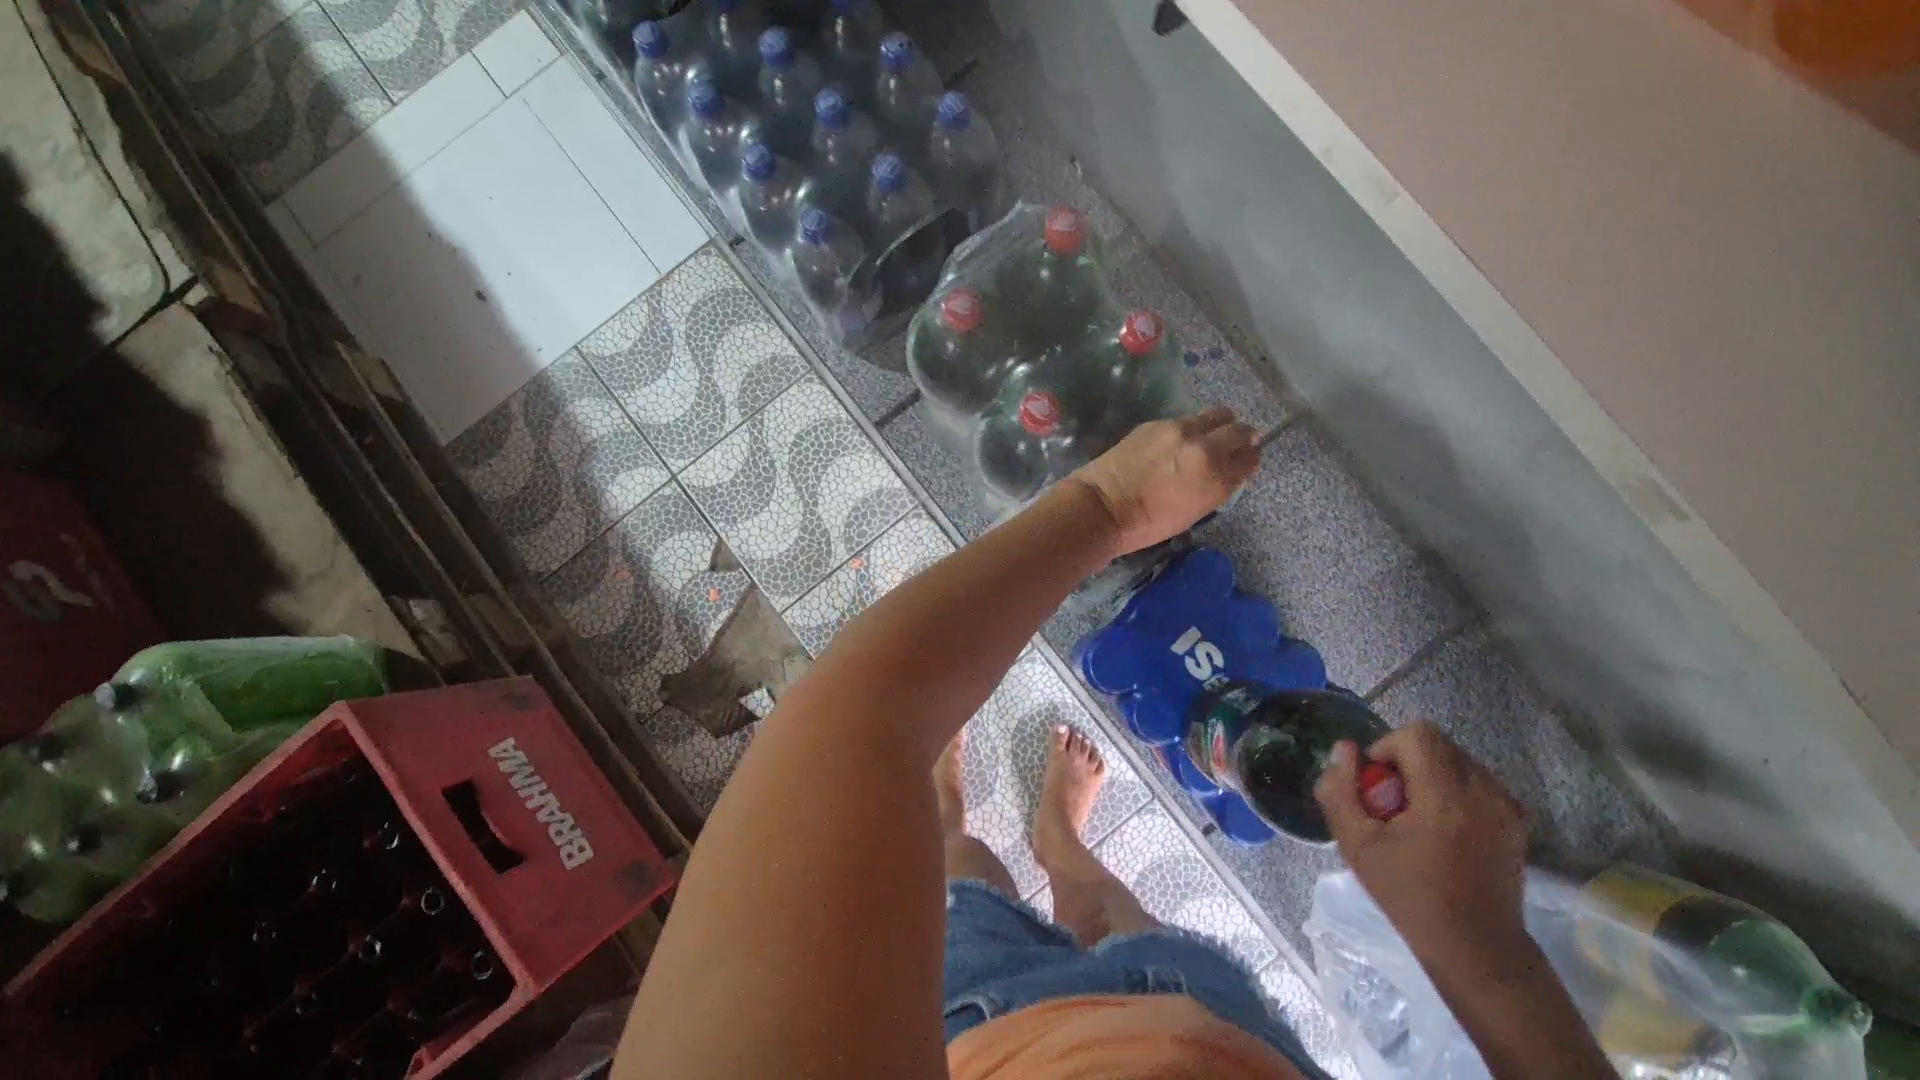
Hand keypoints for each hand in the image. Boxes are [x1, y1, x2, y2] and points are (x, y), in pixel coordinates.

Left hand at [1069, 407, 1261, 555]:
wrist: (1104, 507)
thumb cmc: (1147, 524)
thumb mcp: (1194, 511)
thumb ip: (1215, 486)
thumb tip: (1225, 470)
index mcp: (1217, 480)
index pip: (1250, 459)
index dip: (1249, 457)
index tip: (1244, 458)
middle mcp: (1206, 449)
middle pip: (1240, 430)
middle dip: (1240, 435)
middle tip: (1232, 442)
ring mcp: (1181, 431)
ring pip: (1215, 415)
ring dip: (1218, 424)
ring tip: (1206, 436)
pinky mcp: (1158, 423)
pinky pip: (1185, 419)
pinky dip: (1188, 428)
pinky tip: (1174, 441)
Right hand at [1316, 722, 1530, 968]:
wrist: (1476, 947)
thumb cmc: (1410, 896)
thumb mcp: (1356, 845)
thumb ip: (1339, 791)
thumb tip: (1345, 750)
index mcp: (1446, 795)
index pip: (1416, 734)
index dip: (1387, 749)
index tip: (1377, 787)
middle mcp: (1484, 790)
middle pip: (1437, 743)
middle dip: (1406, 762)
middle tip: (1393, 806)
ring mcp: (1506, 804)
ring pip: (1456, 759)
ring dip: (1430, 775)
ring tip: (1419, 820)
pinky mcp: (1517, 819)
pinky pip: (1476, 781)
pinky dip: (1453, 791)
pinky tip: (1444, 831)